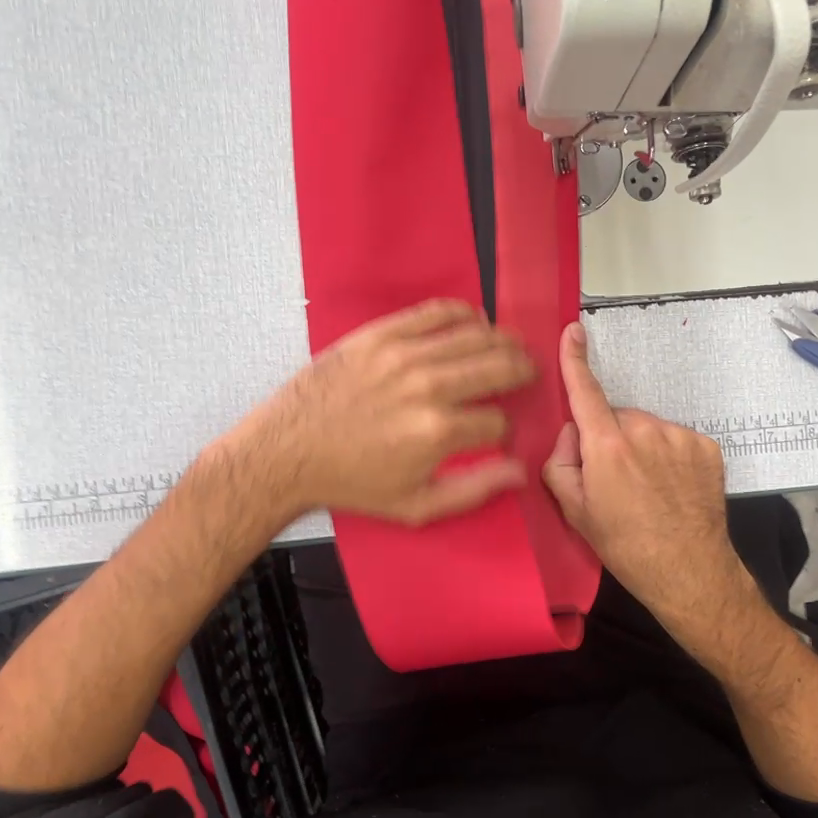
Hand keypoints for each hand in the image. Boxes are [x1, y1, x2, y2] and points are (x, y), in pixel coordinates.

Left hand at [233, 299, 535, 524]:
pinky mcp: (381, 334)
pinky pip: (436, 312)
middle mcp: (428, 387)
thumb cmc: (351, 482)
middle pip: (500, 367)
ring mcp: (403, 354)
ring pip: (476, 335)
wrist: (288, 451)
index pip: (498, 421)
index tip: (497, 431)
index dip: (505, 429)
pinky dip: (464, 313)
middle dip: (523, 371)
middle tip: (528, 373)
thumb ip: (474, 490)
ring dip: (503, 341)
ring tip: (511, 348)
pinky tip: (475, 321)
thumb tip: (519, 471)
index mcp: (439, 432)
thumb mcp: (415, 506)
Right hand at [541, 321, 748, 618]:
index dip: (575, 360)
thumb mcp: (573, 511)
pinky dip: (670, 457)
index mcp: (607, 446)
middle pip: (616, 419)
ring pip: (647, 430)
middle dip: (611, 440)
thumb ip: (560, 463)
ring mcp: (680, 436)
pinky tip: (672, 488)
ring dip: (642, 449)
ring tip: (648, 491)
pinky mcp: (707, 447)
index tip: (573, 330)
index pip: (585, 392)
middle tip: (615, 484)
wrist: (689, 571)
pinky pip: (675, 440)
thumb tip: (572, 435)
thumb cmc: (624, 545)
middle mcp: (644, 430)